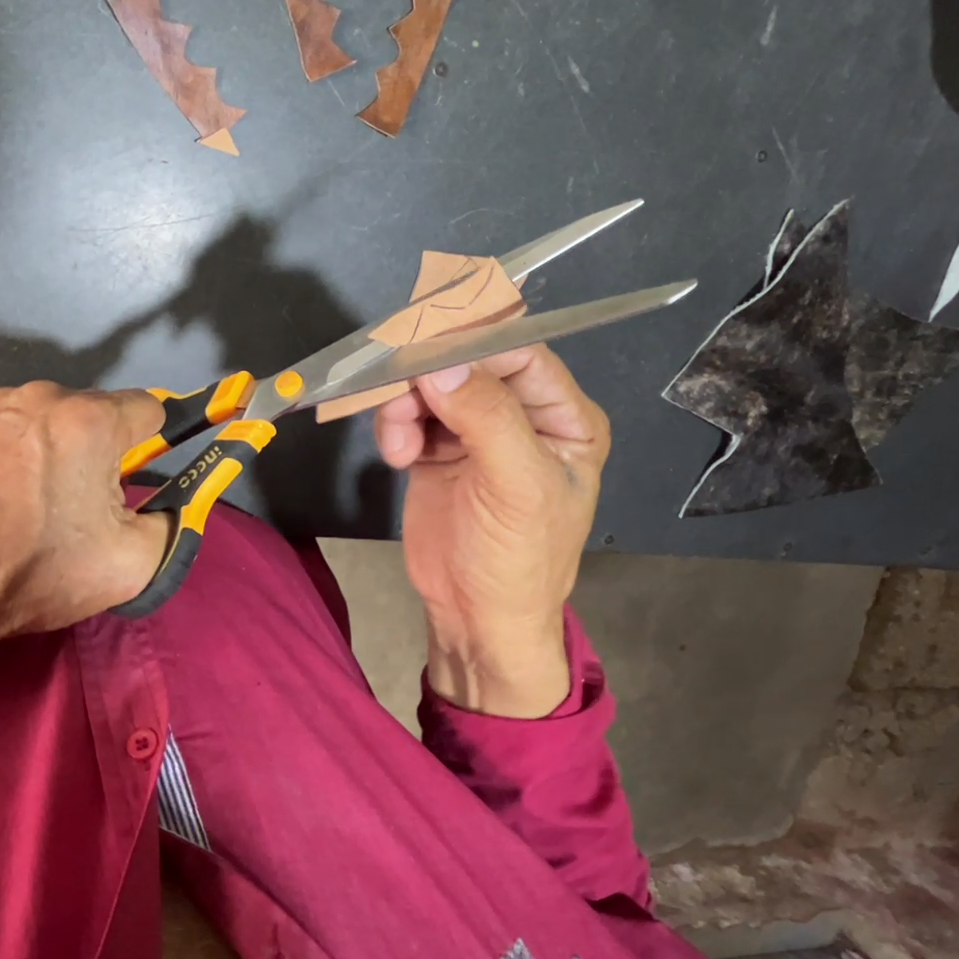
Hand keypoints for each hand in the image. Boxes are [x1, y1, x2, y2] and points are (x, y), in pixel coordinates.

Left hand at [0, 382, 171, 635]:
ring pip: (53, 416)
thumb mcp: (132, 565)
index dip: (151, 444)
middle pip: (98, 412)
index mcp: (91, 421)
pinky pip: (13, 421)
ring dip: (58, 445)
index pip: (149, 407)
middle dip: (101, 450)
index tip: (132, 481)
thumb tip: (169, 505)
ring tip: (32, 501)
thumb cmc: (36, 572)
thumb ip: (173, 523)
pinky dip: (18, 446)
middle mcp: (44, 395)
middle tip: (80, 506)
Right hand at [373, 345, 609, 717]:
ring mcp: (474, 430)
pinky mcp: (436, 448)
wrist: (474, 618)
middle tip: (394, 387)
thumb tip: (440, 363)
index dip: (474, 341)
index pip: (520, 354)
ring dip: (404, 405)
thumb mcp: (516, 487)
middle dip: (428, 374)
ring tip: (398, 446)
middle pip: (467, 363)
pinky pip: (408, 413)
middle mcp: (521, 415)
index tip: (424, 340)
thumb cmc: (518, 559)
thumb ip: (486, 418)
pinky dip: (394, 425)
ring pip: (430, 384)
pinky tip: (397, 457)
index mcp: (563, 417)